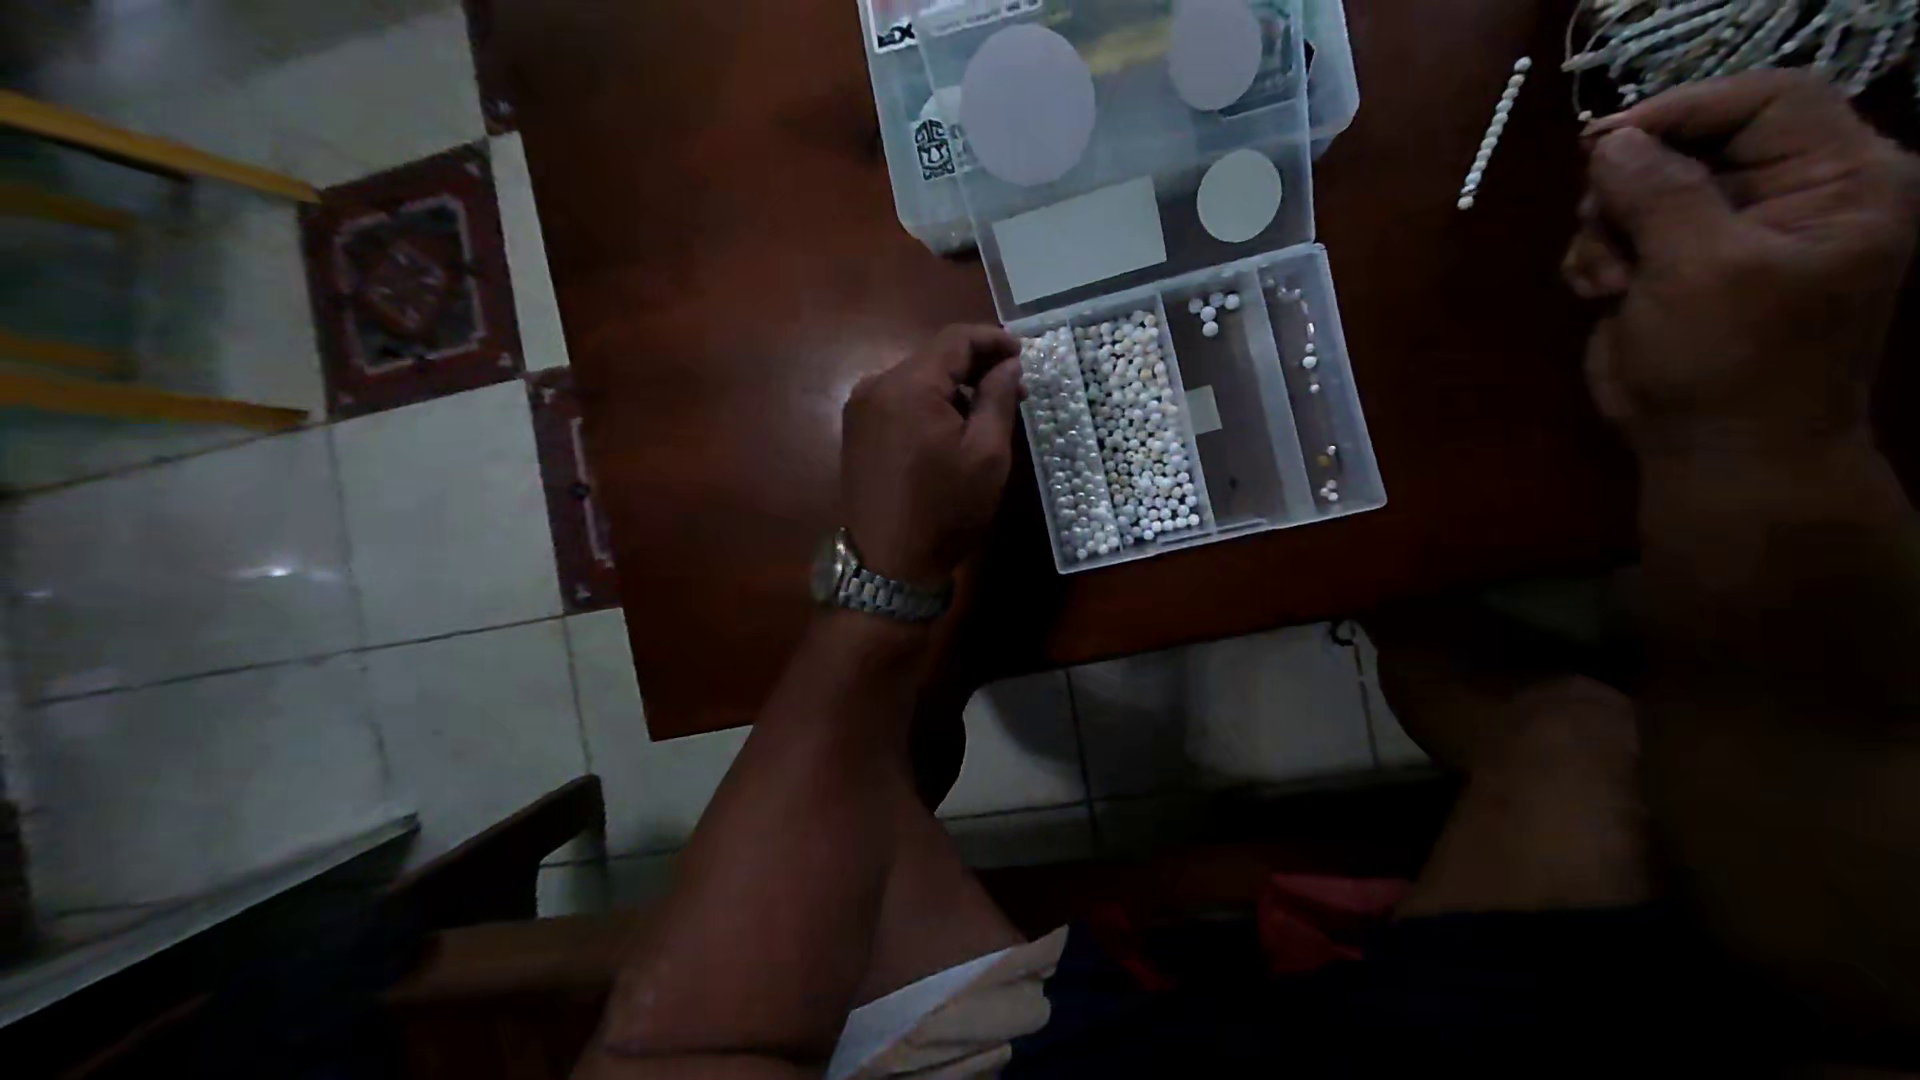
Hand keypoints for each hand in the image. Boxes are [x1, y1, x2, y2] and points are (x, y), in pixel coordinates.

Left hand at [841, 324, 1024, 584]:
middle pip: (933, 357)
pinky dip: (929, 404)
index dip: (993, 340)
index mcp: (908, 386)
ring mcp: (860, 408)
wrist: (890, 564)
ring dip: (952, 388)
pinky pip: (899, 400)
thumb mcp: (987, 455)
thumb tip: (1010, 363)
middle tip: (1012, 390)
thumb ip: (999, 398)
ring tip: (984, 414)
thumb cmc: (946, 510)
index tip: (1023, 354)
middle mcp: (875, 386)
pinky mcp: (857, 430)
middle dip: (975, 367)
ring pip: (916, 379)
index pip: (954, 339)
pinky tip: (949, 429)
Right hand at [1563, 71, 1919, 459]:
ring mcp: (1717, 237)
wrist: (1714, 443)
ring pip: (1637, 195)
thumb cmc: (1730, 358)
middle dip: (1627, 189)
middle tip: (1597, 228)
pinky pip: (1615, 238)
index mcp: (1835, 178)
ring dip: (1603, 233)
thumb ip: (1661, 195)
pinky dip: (1594, 260)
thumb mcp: (1700, 269)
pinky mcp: (1666, 271)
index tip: (1599, 142)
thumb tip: (1611, 142)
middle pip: (1688, 147)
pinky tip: (1598, 293)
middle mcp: (1779, 196)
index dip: (1680, 110)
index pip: (1764, 101)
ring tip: (1604, 282)